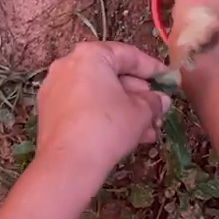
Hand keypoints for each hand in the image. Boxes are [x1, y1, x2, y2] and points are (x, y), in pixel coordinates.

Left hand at [35, 42, 171, 179]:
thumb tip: (161, 100)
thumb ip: (153, 102)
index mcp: (90, 55)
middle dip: (138, 95)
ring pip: (98, 94)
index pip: (128, 55)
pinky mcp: (50, 111)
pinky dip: (104, 116)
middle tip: (157, 110)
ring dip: (125, 110)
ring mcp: (55, 88)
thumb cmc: (108, 127)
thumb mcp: (140, 112)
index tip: (168, 79)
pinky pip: (83, 107)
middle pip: (111, 75)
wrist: (68, 164)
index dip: (153, 68)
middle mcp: (68, 65)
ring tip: (148, 130)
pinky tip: (126, 136)